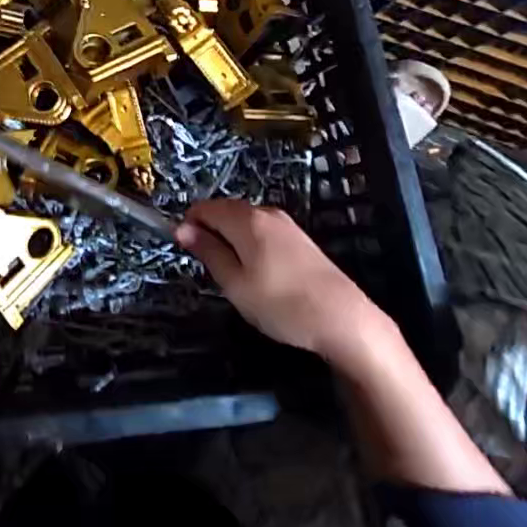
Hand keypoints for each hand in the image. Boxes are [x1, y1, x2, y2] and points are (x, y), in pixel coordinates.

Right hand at [176, 197, 386, 362]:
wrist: (344, 319)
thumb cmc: (281, 304)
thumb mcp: (235, 284)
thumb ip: (208, 252)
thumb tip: (182, 229)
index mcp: (246, 219)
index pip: (204, 207)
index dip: (189, 225)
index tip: (186, 252)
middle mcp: (266, 212)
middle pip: (225, 211)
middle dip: (210, 231)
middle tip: (210, 269)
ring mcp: (286, 224)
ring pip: (244, 221)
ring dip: (230, 239)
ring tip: (233, 275)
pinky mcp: (300, 239)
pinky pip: (262, 231)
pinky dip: (250, 244)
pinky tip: (258, 273)